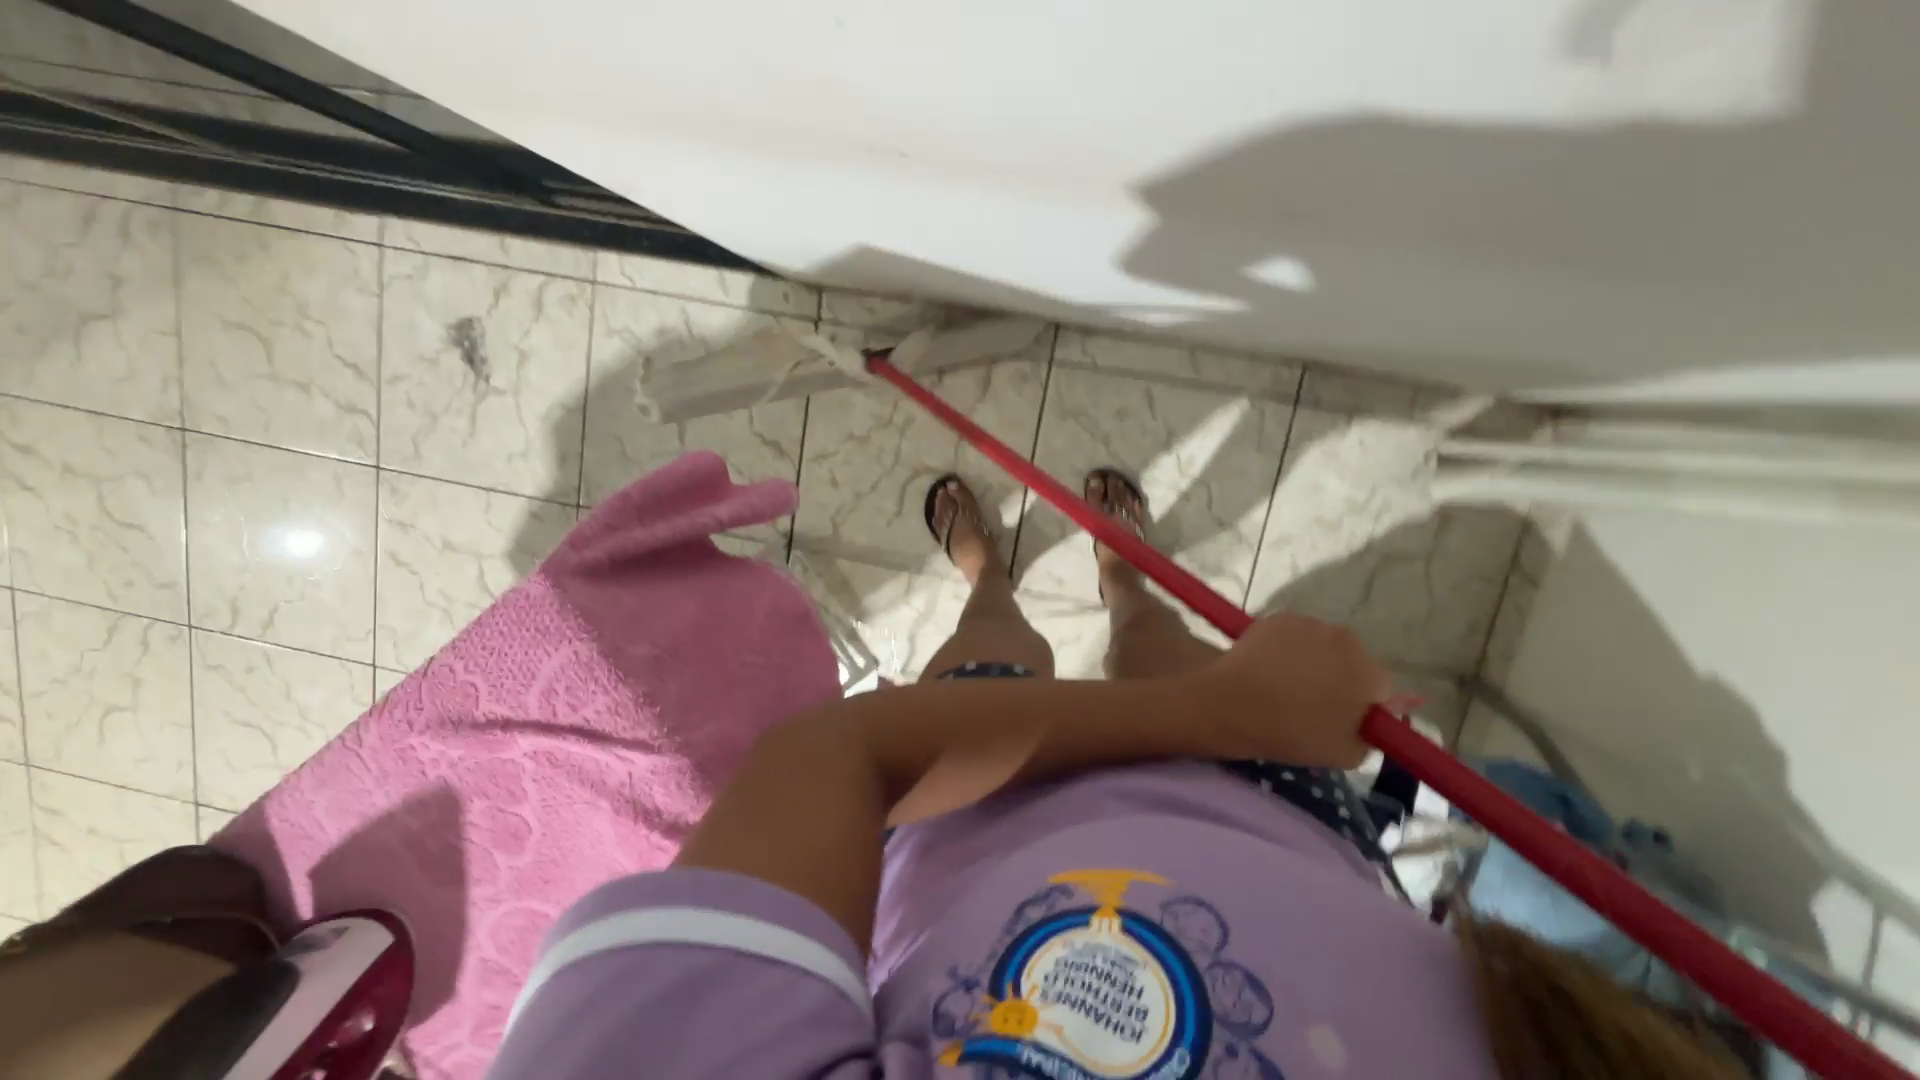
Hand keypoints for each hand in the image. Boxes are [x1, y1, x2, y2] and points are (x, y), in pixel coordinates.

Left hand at [1190, 613, 1388, 767]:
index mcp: (1368, 671)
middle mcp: (1345, 637)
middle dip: (1342, 679)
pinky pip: (1293, 636)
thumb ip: (1374, 734)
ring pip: (1322, 645)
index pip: (1383, 689)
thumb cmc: (1291, 733)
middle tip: (1313, 705)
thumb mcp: (1345, 753)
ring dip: (1314, 660)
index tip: (1345, 719)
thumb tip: (1382, 715)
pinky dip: (1287, 649)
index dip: (1367, 705)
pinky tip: (1269, 669)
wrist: (1230, 705)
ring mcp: (1308, 623)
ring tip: (1286, 686)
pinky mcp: (1277, 617)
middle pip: (1353, 661)